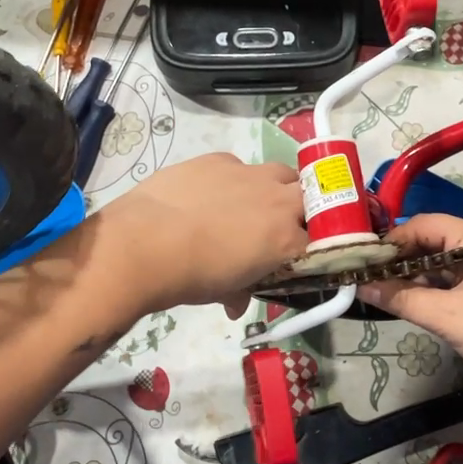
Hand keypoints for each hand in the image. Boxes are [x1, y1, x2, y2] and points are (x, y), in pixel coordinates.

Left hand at [93, 153, 307, 317]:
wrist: (146, 242)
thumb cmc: (192, 276)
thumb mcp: (224, 291)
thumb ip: (240, 292)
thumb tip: (235, 304)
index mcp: (285, 239)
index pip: (316, 240)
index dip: (309, 246)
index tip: (296, 253)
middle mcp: (277, 201)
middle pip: (311, 196)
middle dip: (303, 208)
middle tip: (282, 224)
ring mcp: (248, 174)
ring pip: (280, 172)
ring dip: (275, 187)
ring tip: (252, 203)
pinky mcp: (219, 159)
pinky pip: (237, 165)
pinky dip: (233, 179)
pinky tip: (209, 193)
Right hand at [356, 214, 462, 387]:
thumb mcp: (446, 316)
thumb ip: (401, 299)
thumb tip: (361, 286)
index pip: (424, 223)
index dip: (393, 240)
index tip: (366, 261)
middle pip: (436, 240)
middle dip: (405, 259)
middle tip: (375, 279)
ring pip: (450, 261)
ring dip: (422, 275)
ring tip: (394, 294)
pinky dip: (442, 286)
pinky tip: (426, 304)